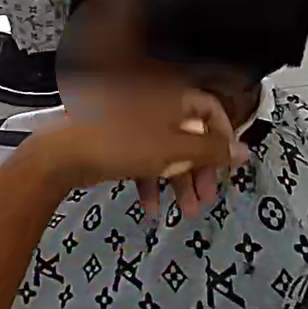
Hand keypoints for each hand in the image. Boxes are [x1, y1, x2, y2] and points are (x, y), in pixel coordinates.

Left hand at [38, 84, 246, 218]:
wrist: (62, 155)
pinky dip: (151, 182)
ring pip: (168, 150)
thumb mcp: (174, 148)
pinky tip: (152, 208)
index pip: (210, 109)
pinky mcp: (118, 142)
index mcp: (170, 97)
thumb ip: (211, 150)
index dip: (223, 135)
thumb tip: (245, 150)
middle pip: (190, 134)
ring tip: (187, 211)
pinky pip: (144, 159)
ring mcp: (135, 123)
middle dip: (201, 168)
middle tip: (206, 196)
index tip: (227, 163)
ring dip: (179, 182)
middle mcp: (155, 105)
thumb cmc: (121, 143)